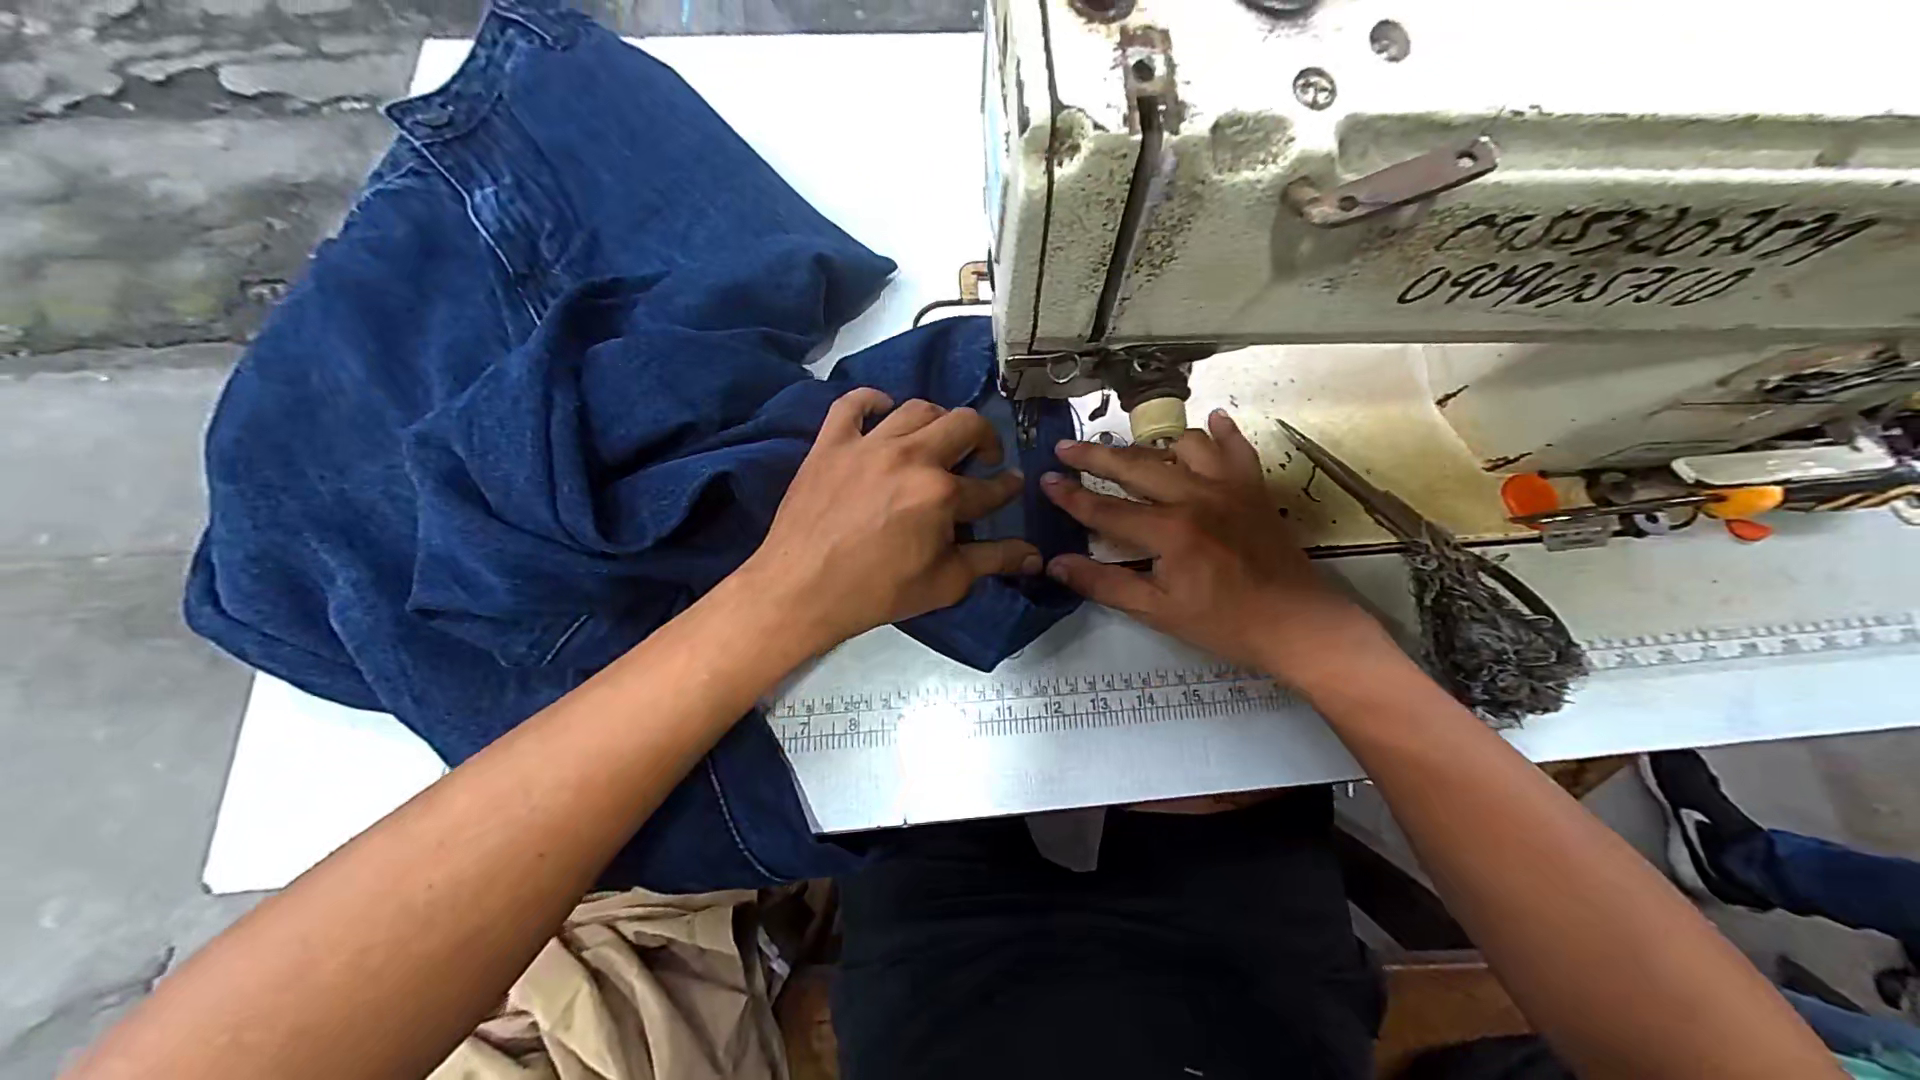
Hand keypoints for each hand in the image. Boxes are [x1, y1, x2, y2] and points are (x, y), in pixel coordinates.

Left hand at [738, 390, 1040, 651]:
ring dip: (938, 420)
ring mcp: (868, 444)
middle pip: (964, 424)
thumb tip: (1035, 556)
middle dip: (985, 437)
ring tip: (938, 440)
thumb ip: (993, 560)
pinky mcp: (831, 443)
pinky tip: (883, 408)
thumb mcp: (945, 583)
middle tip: (983, 457)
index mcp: (942, 493)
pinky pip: (852, 403)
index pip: (990, 486)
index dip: (1007, 487)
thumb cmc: (877, 592)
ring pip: (916, 408)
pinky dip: (872, 400)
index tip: (1012, 484)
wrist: (801, 591)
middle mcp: (910, 457)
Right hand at [1041, 409, 1397, 684]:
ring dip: (1153, 445)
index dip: (1071, 496)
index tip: (1045, 479)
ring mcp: (1229, 488)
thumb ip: (1105, 584)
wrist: (1300, 625)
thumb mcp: (1158, 612)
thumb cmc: (1225, 624)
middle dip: (1096, 455)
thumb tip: (1057, 565)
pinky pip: (1236, 449)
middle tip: (1067, 446)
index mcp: (1170, 531)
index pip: (1106, 509)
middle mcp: (1196, 497)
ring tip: (1133, 451)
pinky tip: (1211, 422)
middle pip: (1135, 466)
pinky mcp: (1254, 489)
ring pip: (1184, 446)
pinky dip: (1221, 433)